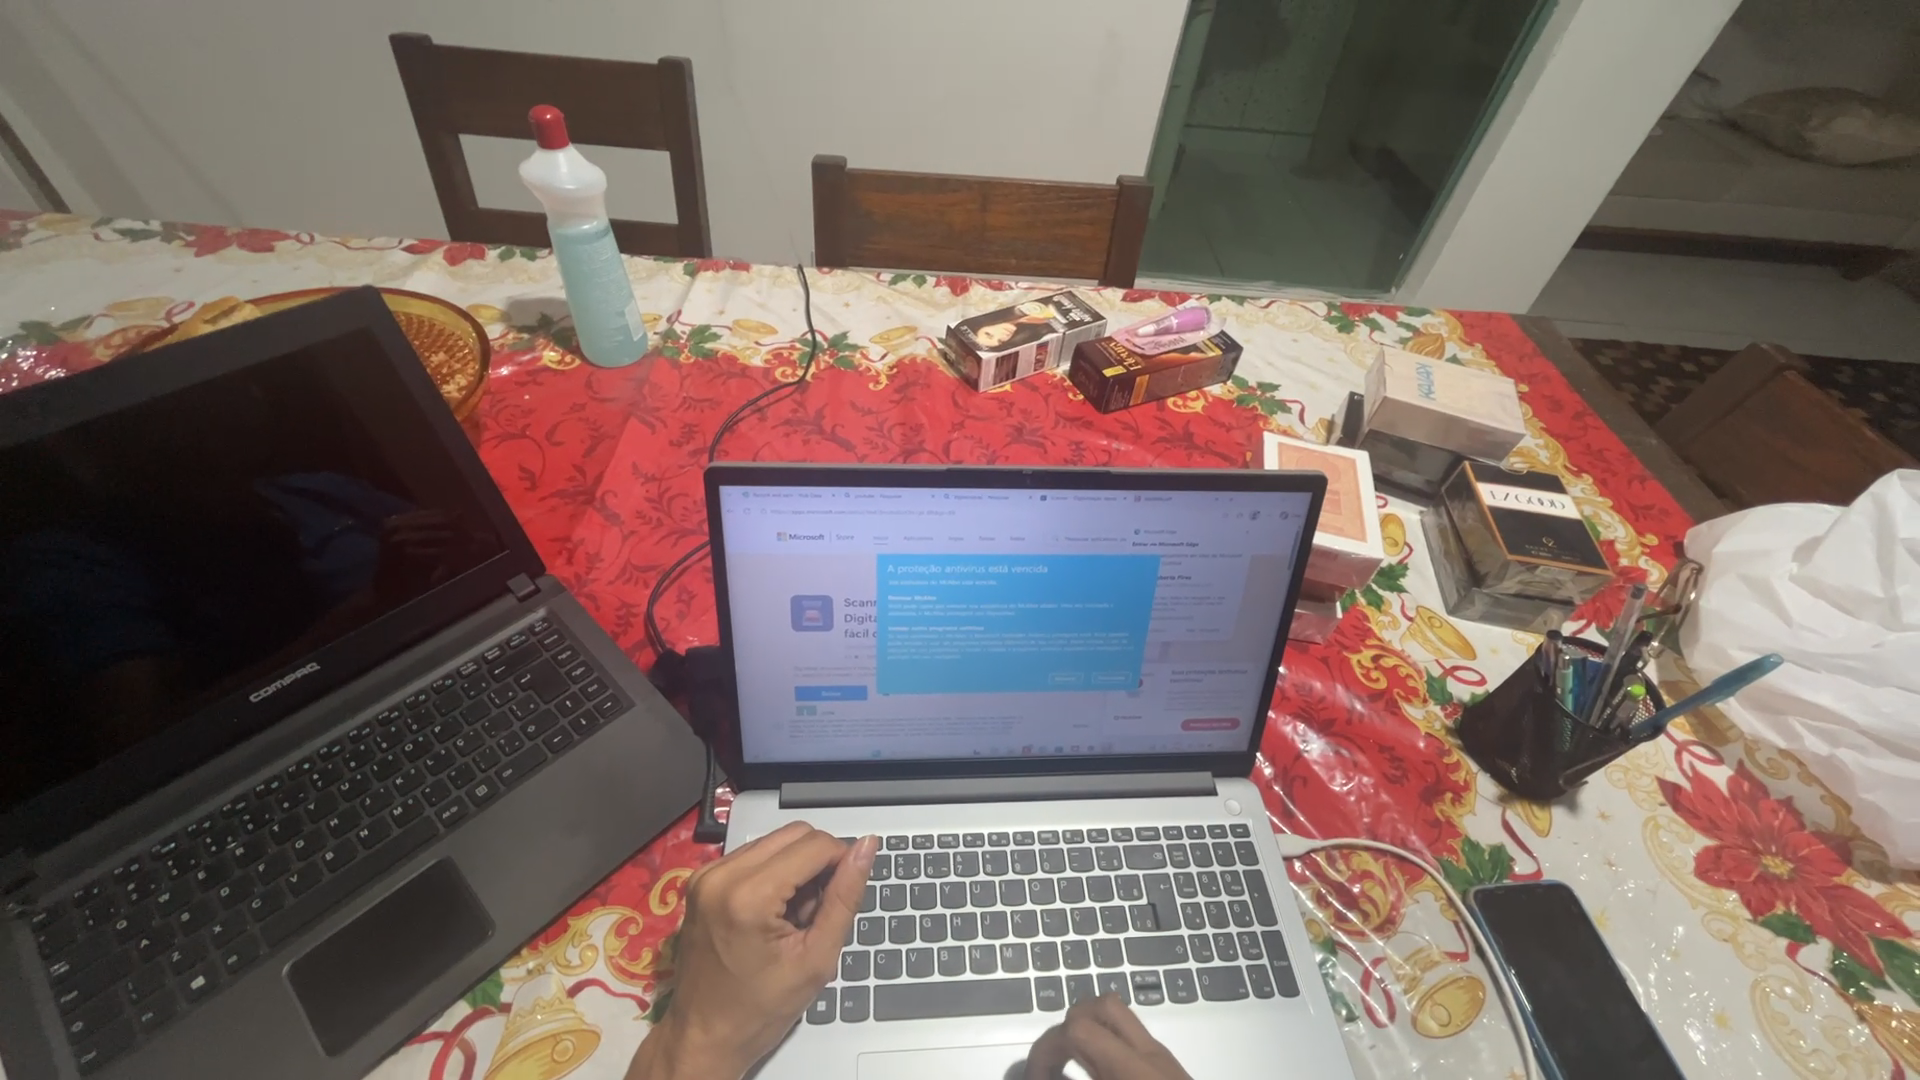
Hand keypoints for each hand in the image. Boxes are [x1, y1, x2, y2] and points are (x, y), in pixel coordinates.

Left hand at [626, 824, 877, 1079]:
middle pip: (796, 834)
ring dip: (797, 866)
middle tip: (817, 910)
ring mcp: (708, 873)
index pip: (815, 845)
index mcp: (749, 895)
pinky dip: (774, 871)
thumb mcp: (817, 958)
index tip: (841, 898)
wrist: (702, 1039)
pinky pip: (755, 852)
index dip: (841, 862)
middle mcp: (723, 873)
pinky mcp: (702, 878)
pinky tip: (773, 910)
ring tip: (794, 915)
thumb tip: (867, 845)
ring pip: (776, 840)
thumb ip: (845, 896)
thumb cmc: (761, 1009)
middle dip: (818, 863)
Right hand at [1024, 995, 1193, 1079]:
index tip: (1033, 1079)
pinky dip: (1107, 1048)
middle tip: (1052, 1068)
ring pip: (1119, 1017)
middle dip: (1066, 1028)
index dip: (1045, 1050)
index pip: (1079, 1031)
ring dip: (1088, 1032)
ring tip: (1072, 1069)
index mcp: (1133, 1072)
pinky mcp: (1171, 1072)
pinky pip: (1131, 1040)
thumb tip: (1047, 1078)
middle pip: (1101, 1007)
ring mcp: (1164, 1061)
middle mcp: (1151, 1056)